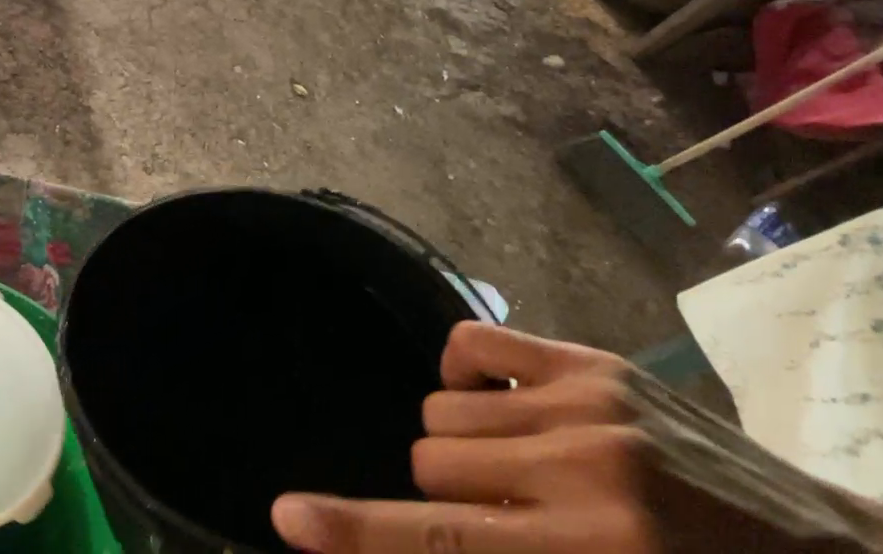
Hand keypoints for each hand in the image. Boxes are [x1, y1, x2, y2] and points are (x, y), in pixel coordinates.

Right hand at [269, 322, 882, 552]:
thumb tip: (429, 531)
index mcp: (590, 553)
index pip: (441, 540)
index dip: (355, 531)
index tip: (287, 516)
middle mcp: (582, 472)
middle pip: (429, 466)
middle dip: (450, 497)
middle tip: (513, 519)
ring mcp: (588, 405)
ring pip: (441, 416)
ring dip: (465, 450)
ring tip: (528, 471)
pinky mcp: (596, 364)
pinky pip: (469, 348)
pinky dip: (465, 381)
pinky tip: (506, 409)